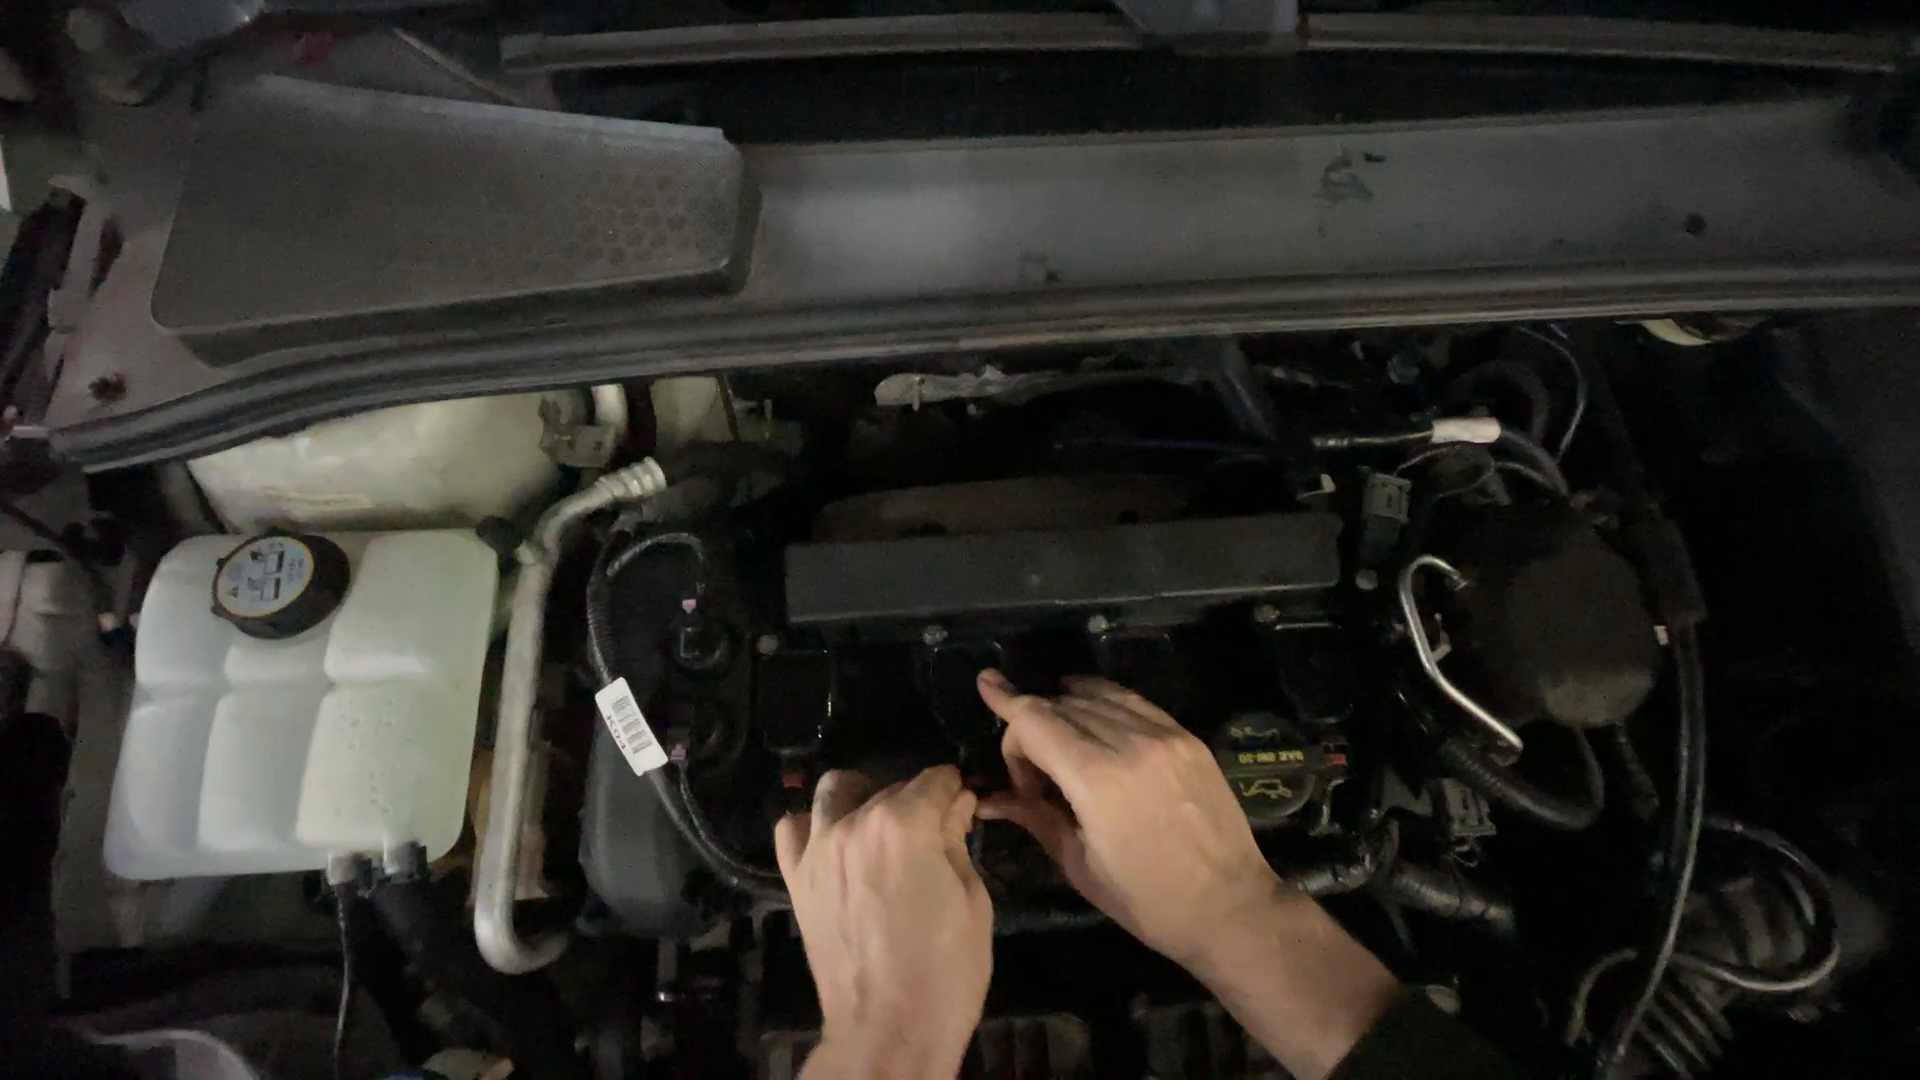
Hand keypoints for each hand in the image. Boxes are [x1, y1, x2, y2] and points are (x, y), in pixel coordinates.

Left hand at [776, 766, 991, 1079]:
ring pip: (836, 789)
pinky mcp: (796, 878)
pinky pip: (791, 828)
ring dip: (863, 797)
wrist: (886, 1033)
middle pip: (892, 786)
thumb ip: (957, 840)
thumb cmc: (945, 971)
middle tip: (933, 832)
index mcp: (905, 824)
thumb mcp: (972, 901)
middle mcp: (855, 822)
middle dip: (918, 801)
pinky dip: (812, 827)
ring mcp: (819, 849)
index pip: (936, 779)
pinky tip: (834, 843)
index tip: (963, 802)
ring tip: (880, 828)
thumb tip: (958, 803)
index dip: (956, 788)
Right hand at [974, 669, 1284, 966]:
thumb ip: (1032, 817)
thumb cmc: (1148, 901)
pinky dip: (1100, 699)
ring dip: (1063, 708)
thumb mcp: (1080, 865)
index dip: (1006, 707)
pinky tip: (1088, 710)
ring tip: (1056, 741)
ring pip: (1094, 695)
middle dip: (1031, 725)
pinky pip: (1130, 700)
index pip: (1034, 719)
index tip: (985, 686)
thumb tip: (986, 800)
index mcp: (1097, 780)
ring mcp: (1162, 734)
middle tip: (1032, 773)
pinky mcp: (1184, 735)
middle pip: (1059, 704)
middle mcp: (1129, 743)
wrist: (1233, 907)